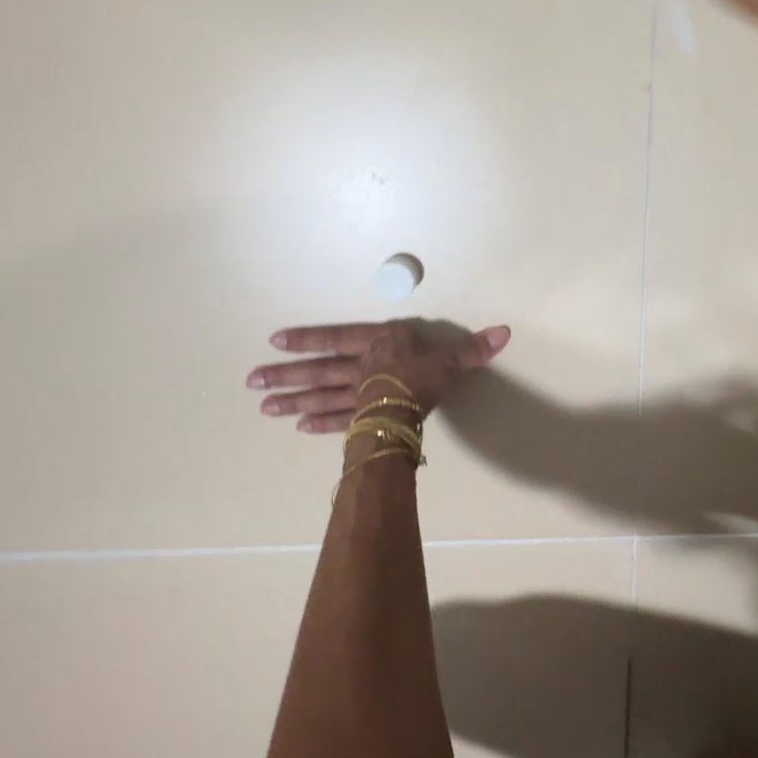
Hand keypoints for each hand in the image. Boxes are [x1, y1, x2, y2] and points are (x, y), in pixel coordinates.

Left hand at [247, 319, 511, 432]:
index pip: (336, 337)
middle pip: (318, 370)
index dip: (308, 339)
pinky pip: (335, 420)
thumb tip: (505, 332)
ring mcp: (356, 395)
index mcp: (377, 344)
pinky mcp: (360, 420)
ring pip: (318, 394)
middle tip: (251, 381)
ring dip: (291, 399)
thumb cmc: (425, 375)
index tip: (275, 341)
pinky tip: (298, 426)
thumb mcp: (451, 357)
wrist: (409, 404)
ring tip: (262, 406)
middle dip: (285, 375)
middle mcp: (359, 367)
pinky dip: (318, 422)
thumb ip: (472, 348)